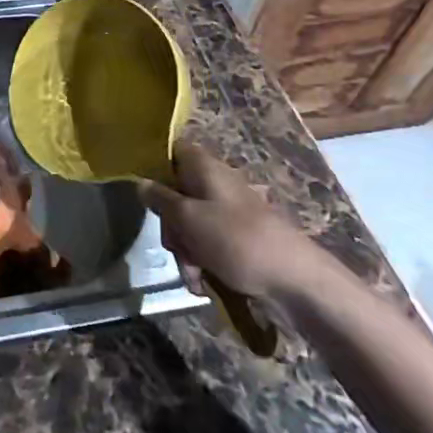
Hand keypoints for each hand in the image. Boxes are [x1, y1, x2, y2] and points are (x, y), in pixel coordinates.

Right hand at [140, 143, 310, 298]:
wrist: (292, 278)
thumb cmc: (234, 239)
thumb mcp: (187, 218)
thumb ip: (160, 199)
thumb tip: (140, 182)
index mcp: (204, 166)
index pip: (172, 150)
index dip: (155, 167)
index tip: (146, 194)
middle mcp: (216, 182)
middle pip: (176, 193)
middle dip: (172, 225)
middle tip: (176, 247)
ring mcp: (228, 209)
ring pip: (190, 222)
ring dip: (186, 250)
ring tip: (194, 276)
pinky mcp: (238, 235)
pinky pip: (209, 241)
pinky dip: (203, 260)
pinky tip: (204, 283)